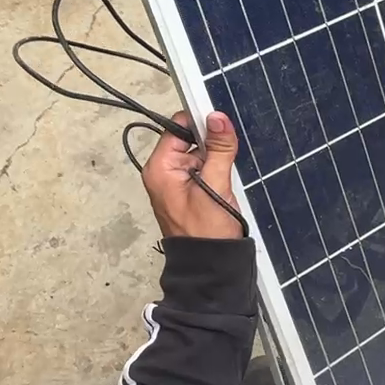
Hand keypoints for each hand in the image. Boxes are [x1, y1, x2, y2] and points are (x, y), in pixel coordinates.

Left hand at [141, 110, 242, 239]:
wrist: (210, 267)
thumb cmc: (207, 232)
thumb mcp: (216, 185)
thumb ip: (218, 149)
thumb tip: (218, 118)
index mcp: (160, 168)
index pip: (177, 127)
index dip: (200, 123)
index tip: (221, 125)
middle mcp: (163, 173)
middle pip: (188, 139)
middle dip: (210, 144)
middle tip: (224, 161)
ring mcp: (174, 183)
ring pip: (198, 154)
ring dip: (214, 159)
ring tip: (222, 180)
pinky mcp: (187, 191)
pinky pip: (201, 169)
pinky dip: (214, 171)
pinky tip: (222, 185)